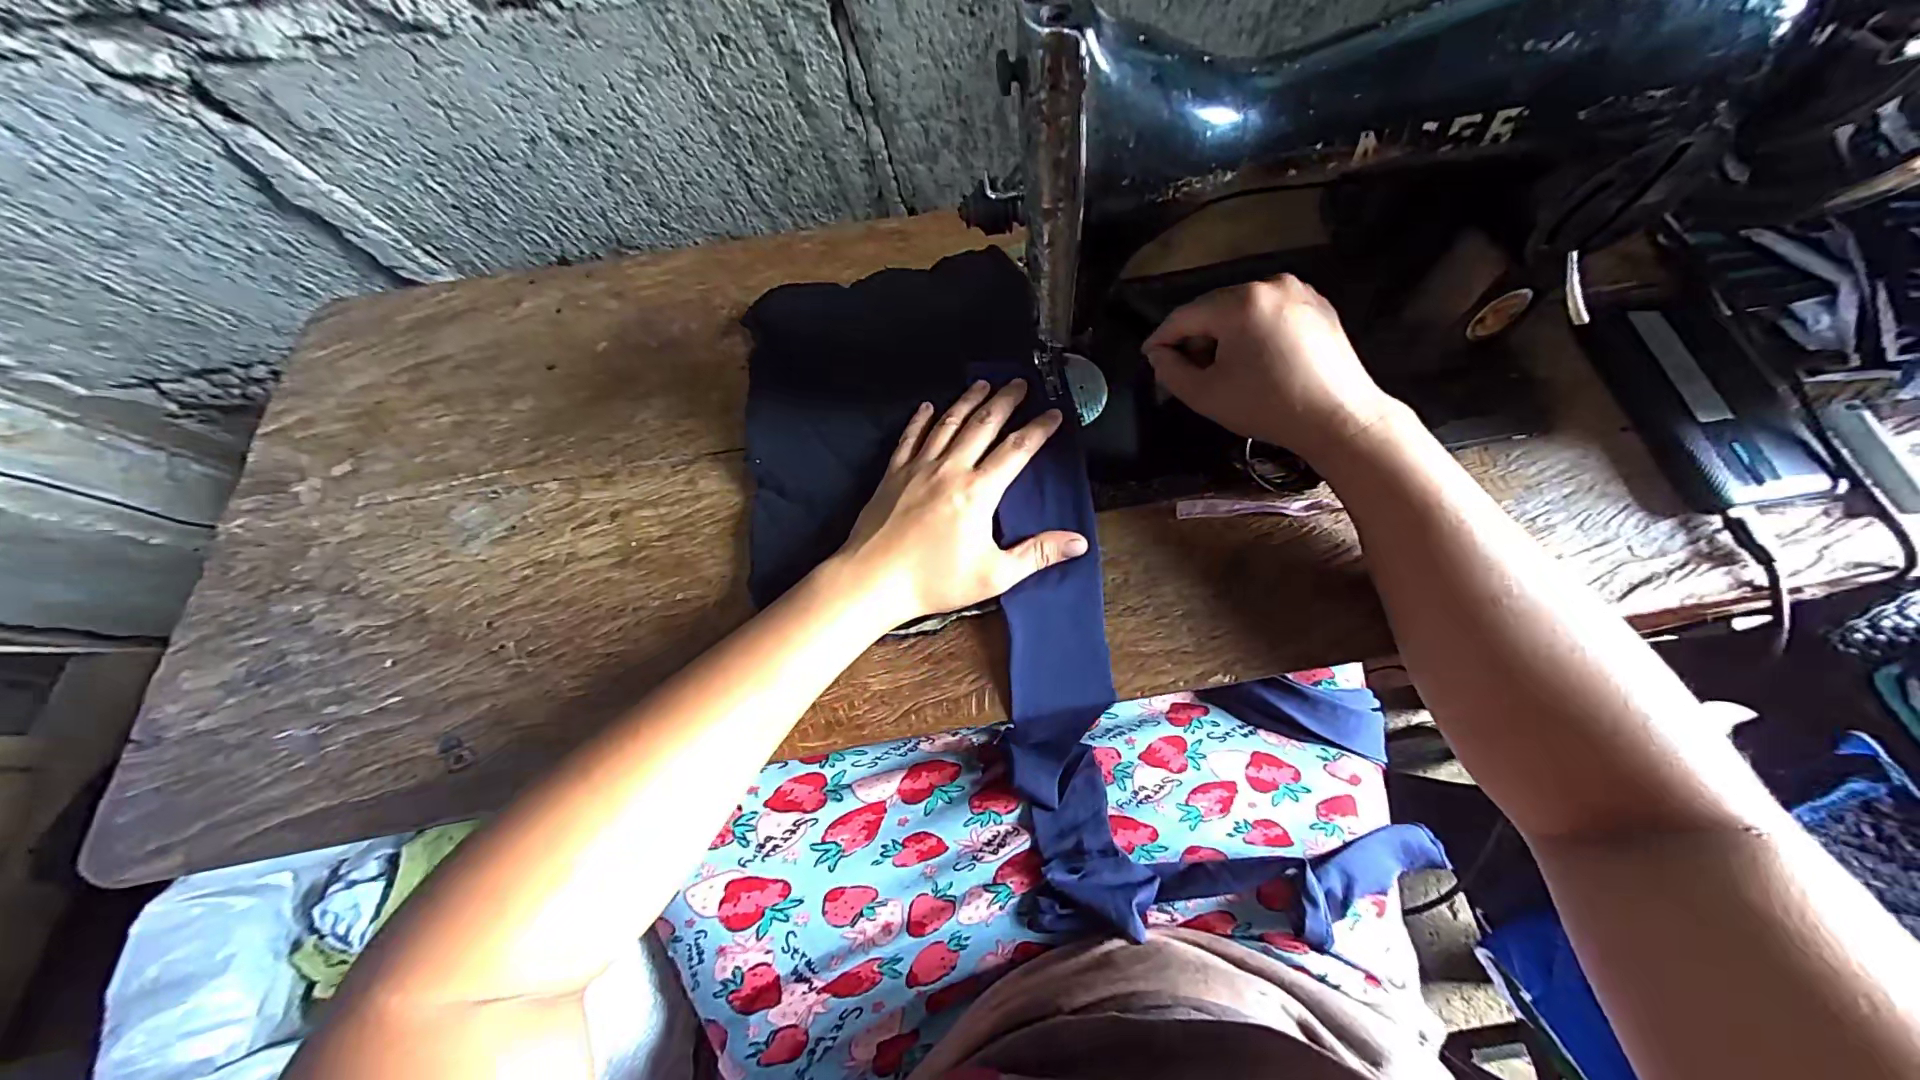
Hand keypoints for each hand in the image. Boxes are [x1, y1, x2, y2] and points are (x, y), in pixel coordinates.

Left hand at [830, 379, 1087, 624]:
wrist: (874, 580)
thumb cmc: (933, 580)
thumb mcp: (995, 574)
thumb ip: (1038, 554)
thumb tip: (1077, 543)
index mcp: (978, 492)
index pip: (1016, 450)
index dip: (1038, 429)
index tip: (1052, 414)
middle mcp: (949, 470)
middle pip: (983, 424)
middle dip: (1005, 401)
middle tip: (1019, 384)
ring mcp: (918, 468)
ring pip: (948, 423)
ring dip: (968, 401)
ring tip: (982, 384)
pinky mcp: (893, 475)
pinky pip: (910, 437)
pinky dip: (920, 420)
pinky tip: (927, 407)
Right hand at [1143, 274, 1400, 461]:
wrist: (1339, 417)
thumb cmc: (1266, 406)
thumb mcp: (1204, 394)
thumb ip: (1170, 370)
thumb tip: (1158, 354)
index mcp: (1240, 302)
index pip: (1185, 315)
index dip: (1161, 338)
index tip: (1148, 358)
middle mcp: (1270, 284)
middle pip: (1213, 308)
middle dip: (1194, 338)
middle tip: (1183, 370)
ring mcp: (1299, 291)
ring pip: (1241, 310)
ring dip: (1222, 335)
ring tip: (1219, 368)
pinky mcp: (1317, 305)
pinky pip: (1269, 313)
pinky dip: (1252, 332)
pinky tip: (1253, 361)